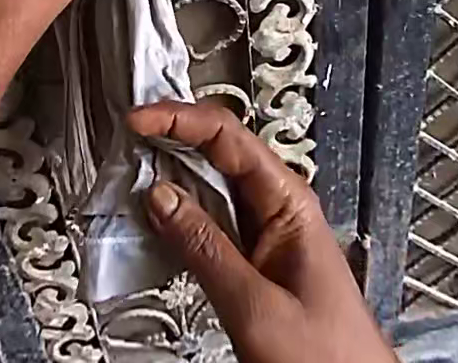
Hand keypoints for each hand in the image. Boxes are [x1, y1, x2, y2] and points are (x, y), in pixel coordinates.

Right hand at [131, 101, 396, 362]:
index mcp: (288, 199)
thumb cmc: (327, 361)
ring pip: (209, 184)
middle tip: (130, 140)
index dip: (179, 118)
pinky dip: (178, 212)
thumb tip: (161, 196)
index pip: (227, 133)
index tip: (141, 120)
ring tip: (133, 174)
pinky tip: (156, 217)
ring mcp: (263, 230)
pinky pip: (209, 218)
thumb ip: (204, 249)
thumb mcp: (256, 308)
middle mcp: (276, 205)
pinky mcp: (252, 257)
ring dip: (170, 176)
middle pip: (216, 149)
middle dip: (171, 139)